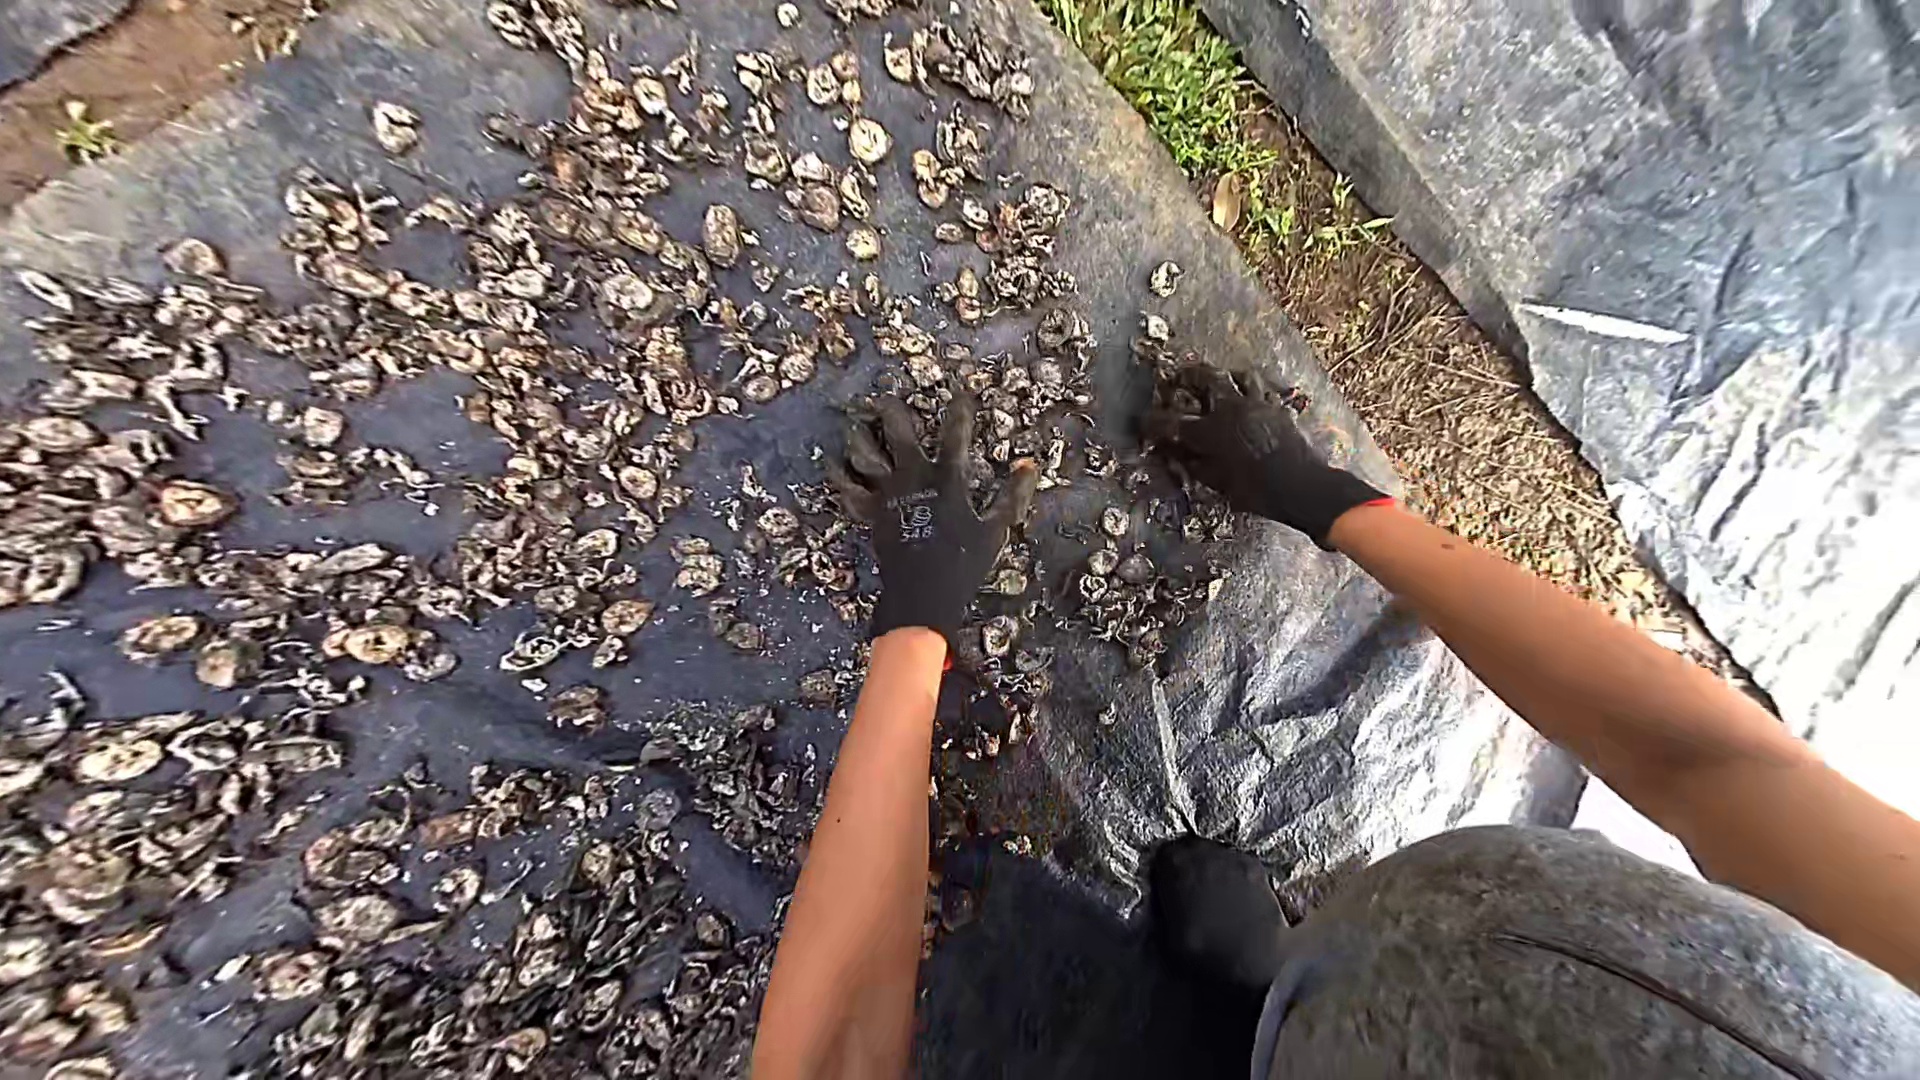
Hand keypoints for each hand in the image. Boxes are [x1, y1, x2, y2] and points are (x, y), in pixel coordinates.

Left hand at [827, 395, 1037, 642]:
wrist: (924, 595)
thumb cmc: (963, 562)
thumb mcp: (995, 530)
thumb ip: (1012, 496)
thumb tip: (1029, 464)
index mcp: (947, 479)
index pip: (955, 435)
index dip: (960, 410)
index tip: (961, 390)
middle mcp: (913, 478)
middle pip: (898, 433)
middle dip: (892, 412)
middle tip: (885, 399)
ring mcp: (888, 495)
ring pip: (865, 455)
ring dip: (859, 437)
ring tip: (854, 424)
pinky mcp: (870, 513)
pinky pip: (848, 490)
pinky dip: (839, 476)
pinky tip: (833, 463)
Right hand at [1147, 363, 1386, 547]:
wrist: (1304, 488)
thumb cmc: (1256, 491)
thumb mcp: (1217, 482)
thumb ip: (1193, 463)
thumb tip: (1175, 451)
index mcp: (1212, 430)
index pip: (1173, 422)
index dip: (1154, 423)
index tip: (1143, 424)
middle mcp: (1233, 409)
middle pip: (1207, 378)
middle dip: (1188, 376)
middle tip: (1178, 378)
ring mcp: (1258, 404)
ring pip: (1238, 376)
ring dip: (1223, 377)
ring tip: (1216, 382)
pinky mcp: (1276, 407)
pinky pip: (1260, 389)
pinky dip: (1248, 389)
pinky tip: (1245, 399)